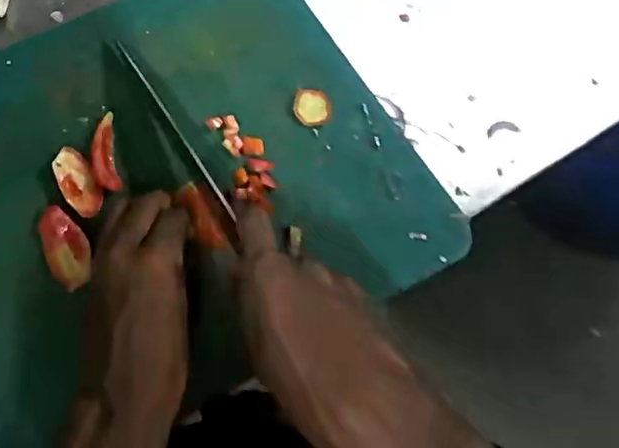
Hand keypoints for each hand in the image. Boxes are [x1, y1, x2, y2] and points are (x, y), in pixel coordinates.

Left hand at [61, 191, 189, 447]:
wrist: (118, 390)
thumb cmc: (165, 362)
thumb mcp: (185, 313)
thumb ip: (181, 270)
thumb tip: (183, 244)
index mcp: (155, 261)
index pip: (172, 217)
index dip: (185, 216)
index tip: (192, 219)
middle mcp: (125, 248)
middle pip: (142, 204)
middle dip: (160, 202)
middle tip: (173, 210)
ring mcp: (103, 255)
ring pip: (118, 209)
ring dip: (136, 207)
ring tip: (151, 216)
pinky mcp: (92, 266)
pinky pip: (107, 230)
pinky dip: (120, 223)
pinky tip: (132, 234)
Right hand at [234, 204, 485, 447]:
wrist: (377, 409)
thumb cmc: (298, 377)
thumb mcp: (255, 344)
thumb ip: (247, 301)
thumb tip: (241, 277)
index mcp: (270, 268)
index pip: (254, 221)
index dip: (247, 215)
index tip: (241, 209)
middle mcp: (307, 265)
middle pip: (290, 260)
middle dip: (287, 278)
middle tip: (283, 312)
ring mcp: (344, 284)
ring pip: (321, 282)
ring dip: (316, 298)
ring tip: (317, 336)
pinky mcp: (374, 307)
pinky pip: (346, 302)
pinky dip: (342, 316)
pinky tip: (344, 347)